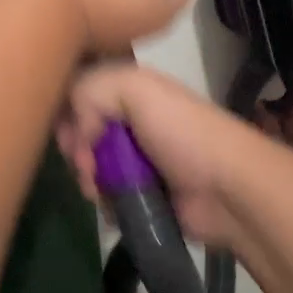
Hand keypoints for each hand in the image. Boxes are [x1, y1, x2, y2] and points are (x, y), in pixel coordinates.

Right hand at [54, 65, 255, 247]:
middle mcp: (128, 118)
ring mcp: (134, 157)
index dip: (66, 109)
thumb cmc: (181, 131)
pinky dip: (102, 200)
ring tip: (98, 189)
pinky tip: (109, 204)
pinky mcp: (140, 194)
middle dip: (75, 147)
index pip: (79, 89)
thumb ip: (88, 89)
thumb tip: (75, 128)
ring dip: (87, 177)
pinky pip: (106, 193)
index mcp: (128, 88)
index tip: (69, 132)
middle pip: (79, 128)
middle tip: (85, 164)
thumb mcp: (134, 88)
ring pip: (89, 163)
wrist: (226, 189)